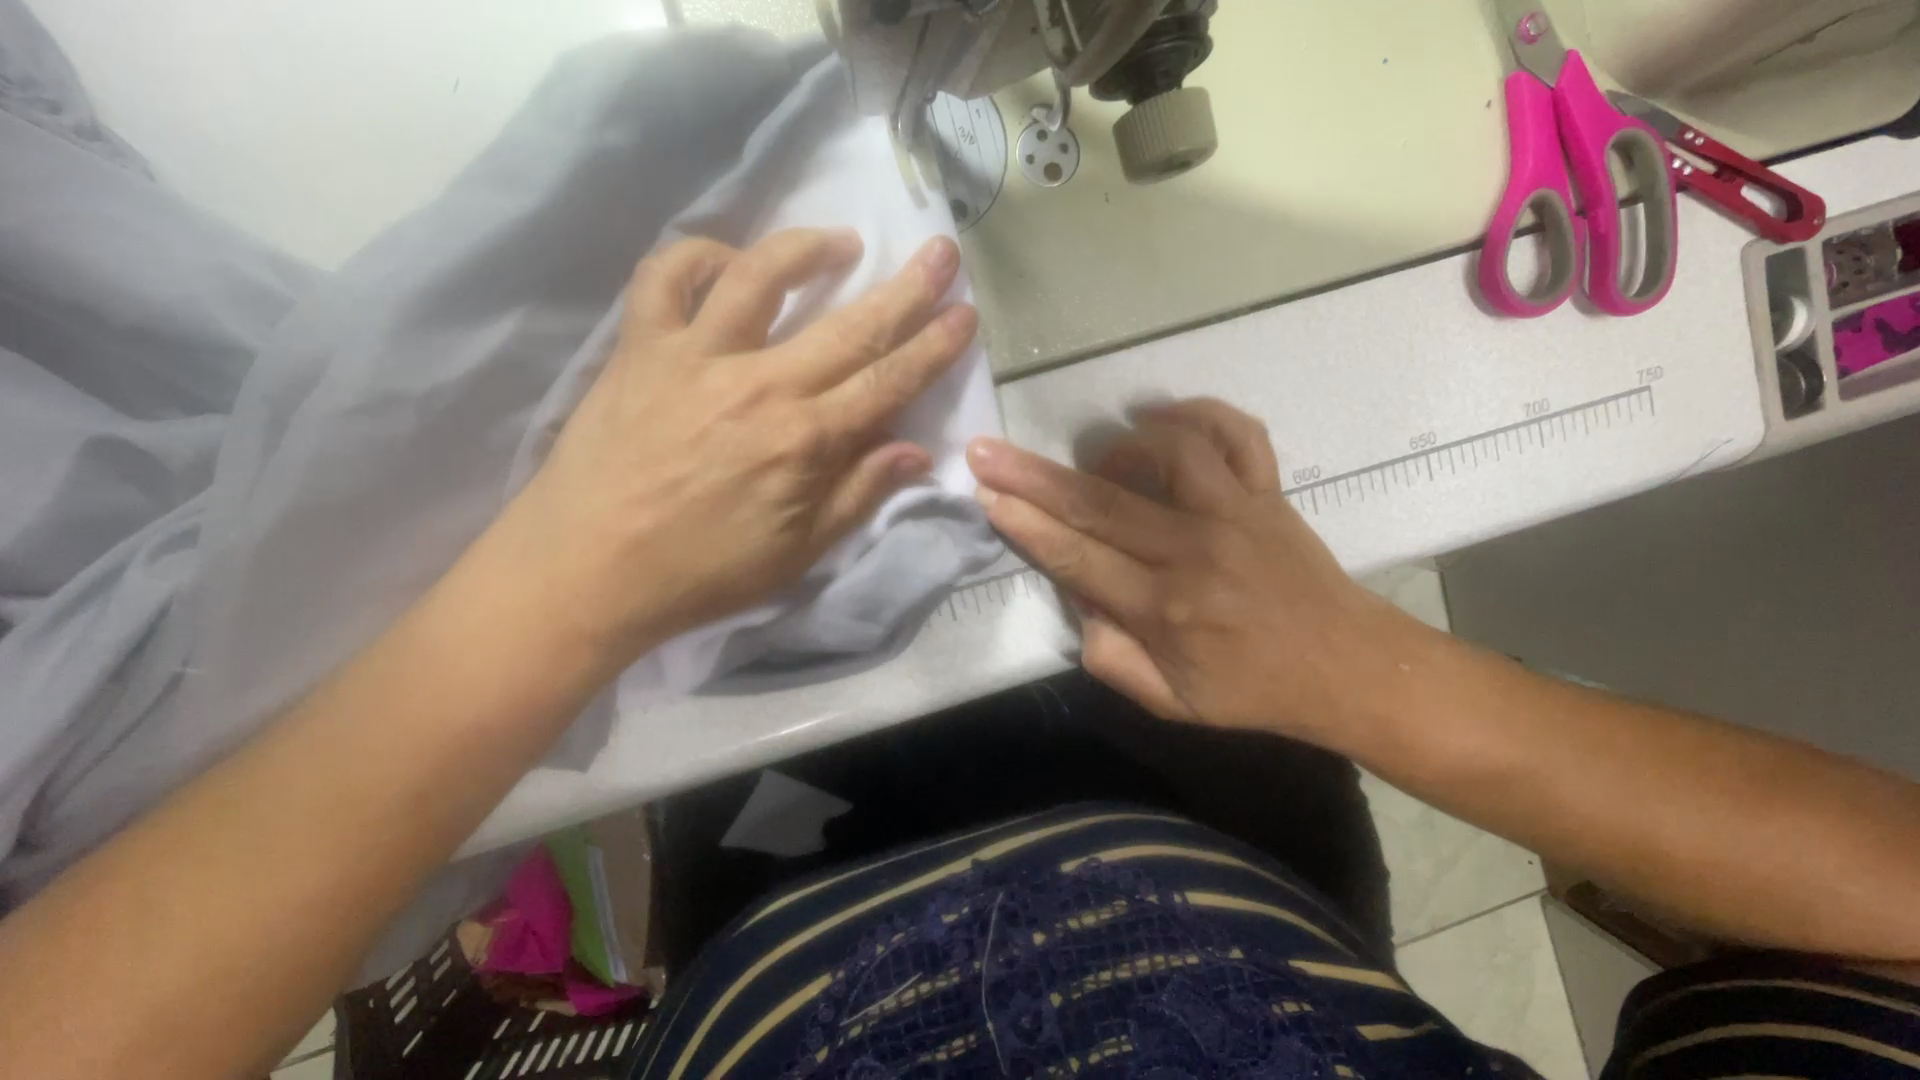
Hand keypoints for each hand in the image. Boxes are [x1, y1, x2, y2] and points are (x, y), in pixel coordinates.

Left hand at [497, 228, 977, 666]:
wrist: (586, 571)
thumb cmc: (700, 573)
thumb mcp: (796, 555)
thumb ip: (858, 495)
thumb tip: (918, 452)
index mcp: (802, 441)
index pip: (887, 383)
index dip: (933, 348)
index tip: (966, 314)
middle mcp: (758, 385)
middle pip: (848, 326)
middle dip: (906, 288)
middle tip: (940, 252)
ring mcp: (695, 357)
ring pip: (761, 277)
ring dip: (809, 249)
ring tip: (842, 244)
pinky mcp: (640, 347)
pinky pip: (666, 277)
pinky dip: (699, 256)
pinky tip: (729, 260)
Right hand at [967, 399, 1426, 743]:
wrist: (1346, 668)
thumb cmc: (1252, 689)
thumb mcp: (1171, 702)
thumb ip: (1111, 658)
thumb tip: (1077, 601)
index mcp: (1167, 609)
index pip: (1079, 558)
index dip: (1026, 526)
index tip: (986, 496)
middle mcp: (1196, 550)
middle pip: (1102, 501)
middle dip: (1034, 476)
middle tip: (987, 451)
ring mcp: (1237, 512)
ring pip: (1169, 452)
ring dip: (1117, 447)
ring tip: (1095, 462)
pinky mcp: (1268, 491)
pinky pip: (1238, 433)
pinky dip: (1197, 412)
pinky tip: (1159, 415)